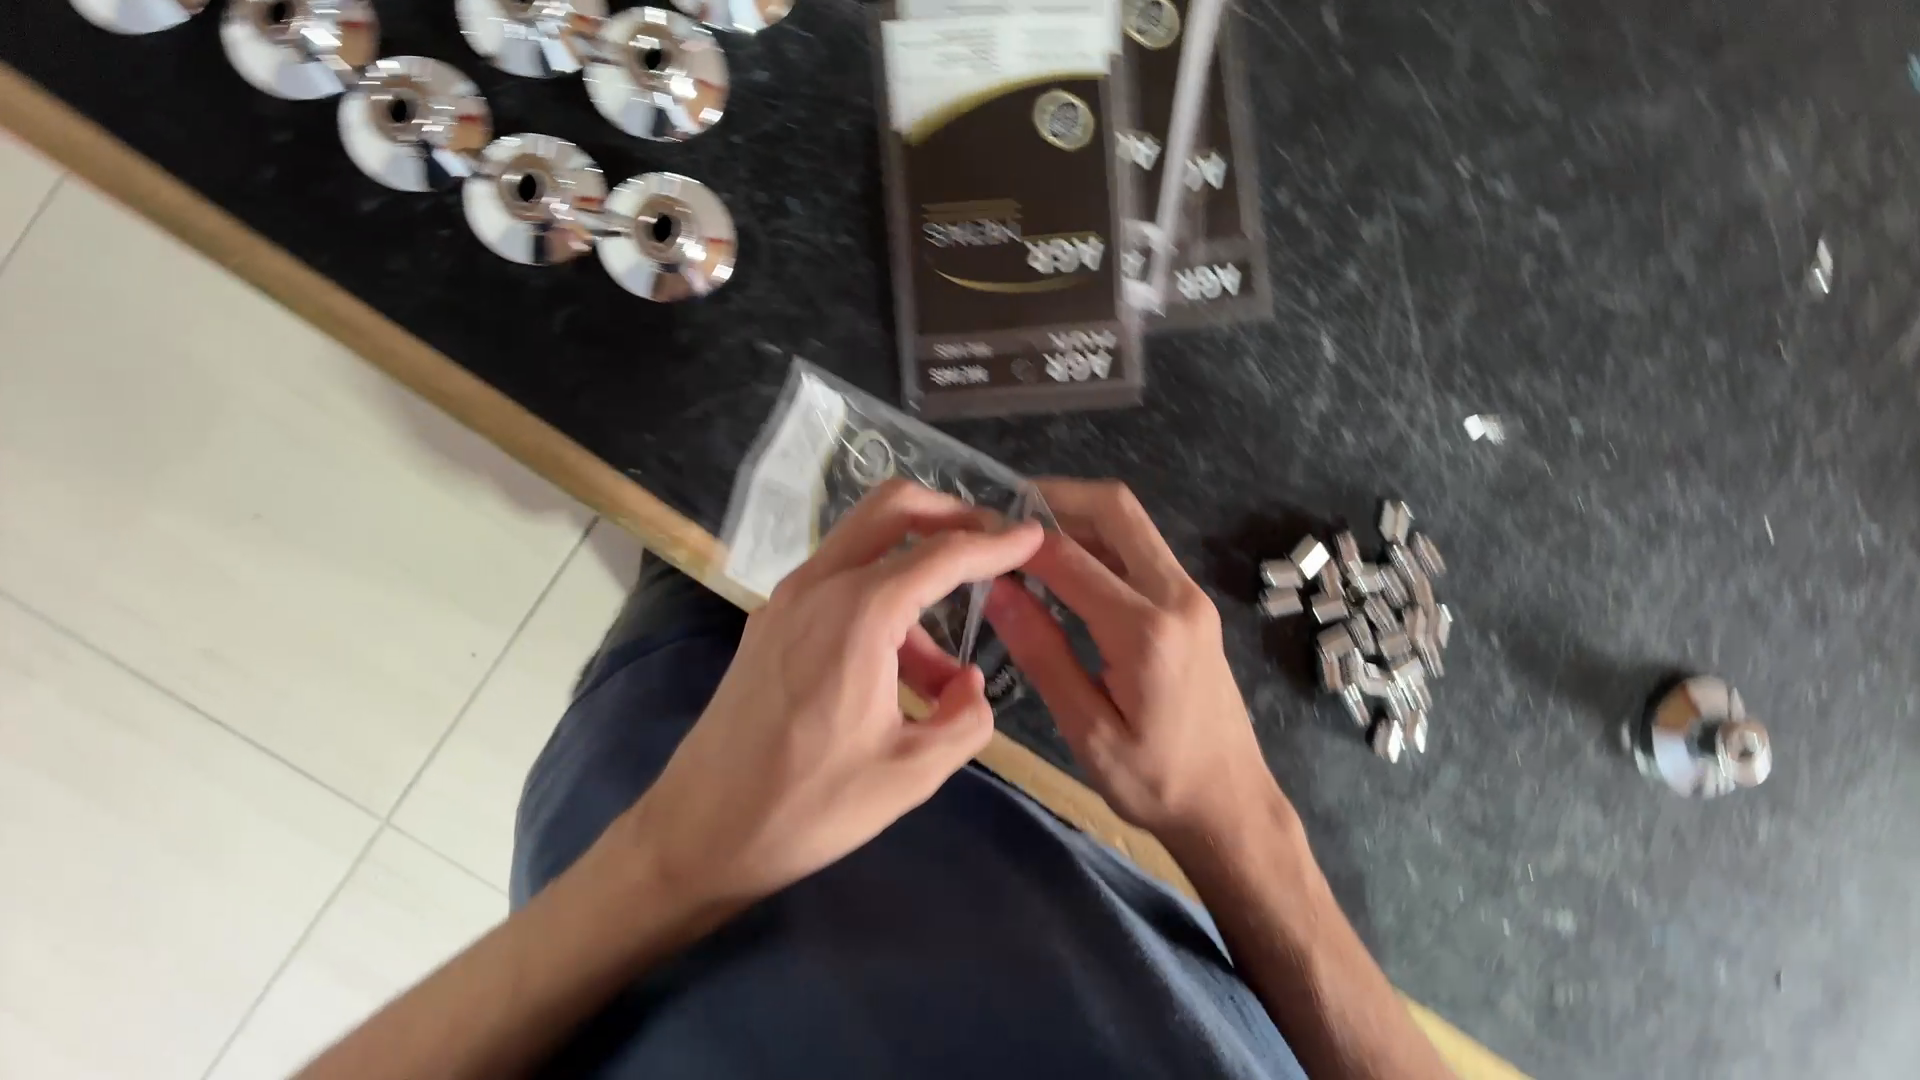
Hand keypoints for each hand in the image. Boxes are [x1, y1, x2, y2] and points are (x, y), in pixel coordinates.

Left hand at [620, 479, 1043, 905]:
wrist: (699, 832)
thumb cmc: (810, 805)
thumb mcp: (911, 772)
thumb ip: (965, 719)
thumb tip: (972, 684)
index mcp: (857, 613)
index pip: (942, 553)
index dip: (996, 543)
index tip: (1036, 538)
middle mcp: (818, 586)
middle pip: (891, 508)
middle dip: (949, 515)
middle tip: (991, 546)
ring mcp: (786, 599)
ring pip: (863, 544)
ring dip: (914, 575)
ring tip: (946, 672)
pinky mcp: (770, 623)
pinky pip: (837, 582)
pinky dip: (879, 600)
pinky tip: (899, 674)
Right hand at [983, 479, 1280, 839]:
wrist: (1231, 803)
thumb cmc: (1155, 781)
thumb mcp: (1087, 731)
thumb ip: (1043, 655)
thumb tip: (997, 591)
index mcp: (1145, 632)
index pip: (1069, 558)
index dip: (1017, 541)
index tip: (975, 536)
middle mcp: (1176, 597)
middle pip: (1116, 509)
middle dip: (1056, 496)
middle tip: (1003, 511)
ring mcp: (1190, 596)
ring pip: (1131, 523)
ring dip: (1078, 515)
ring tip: (1024, 536)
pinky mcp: (1192, 605)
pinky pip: (1142, 550)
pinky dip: (1099, 541)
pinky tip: (1063, 567)